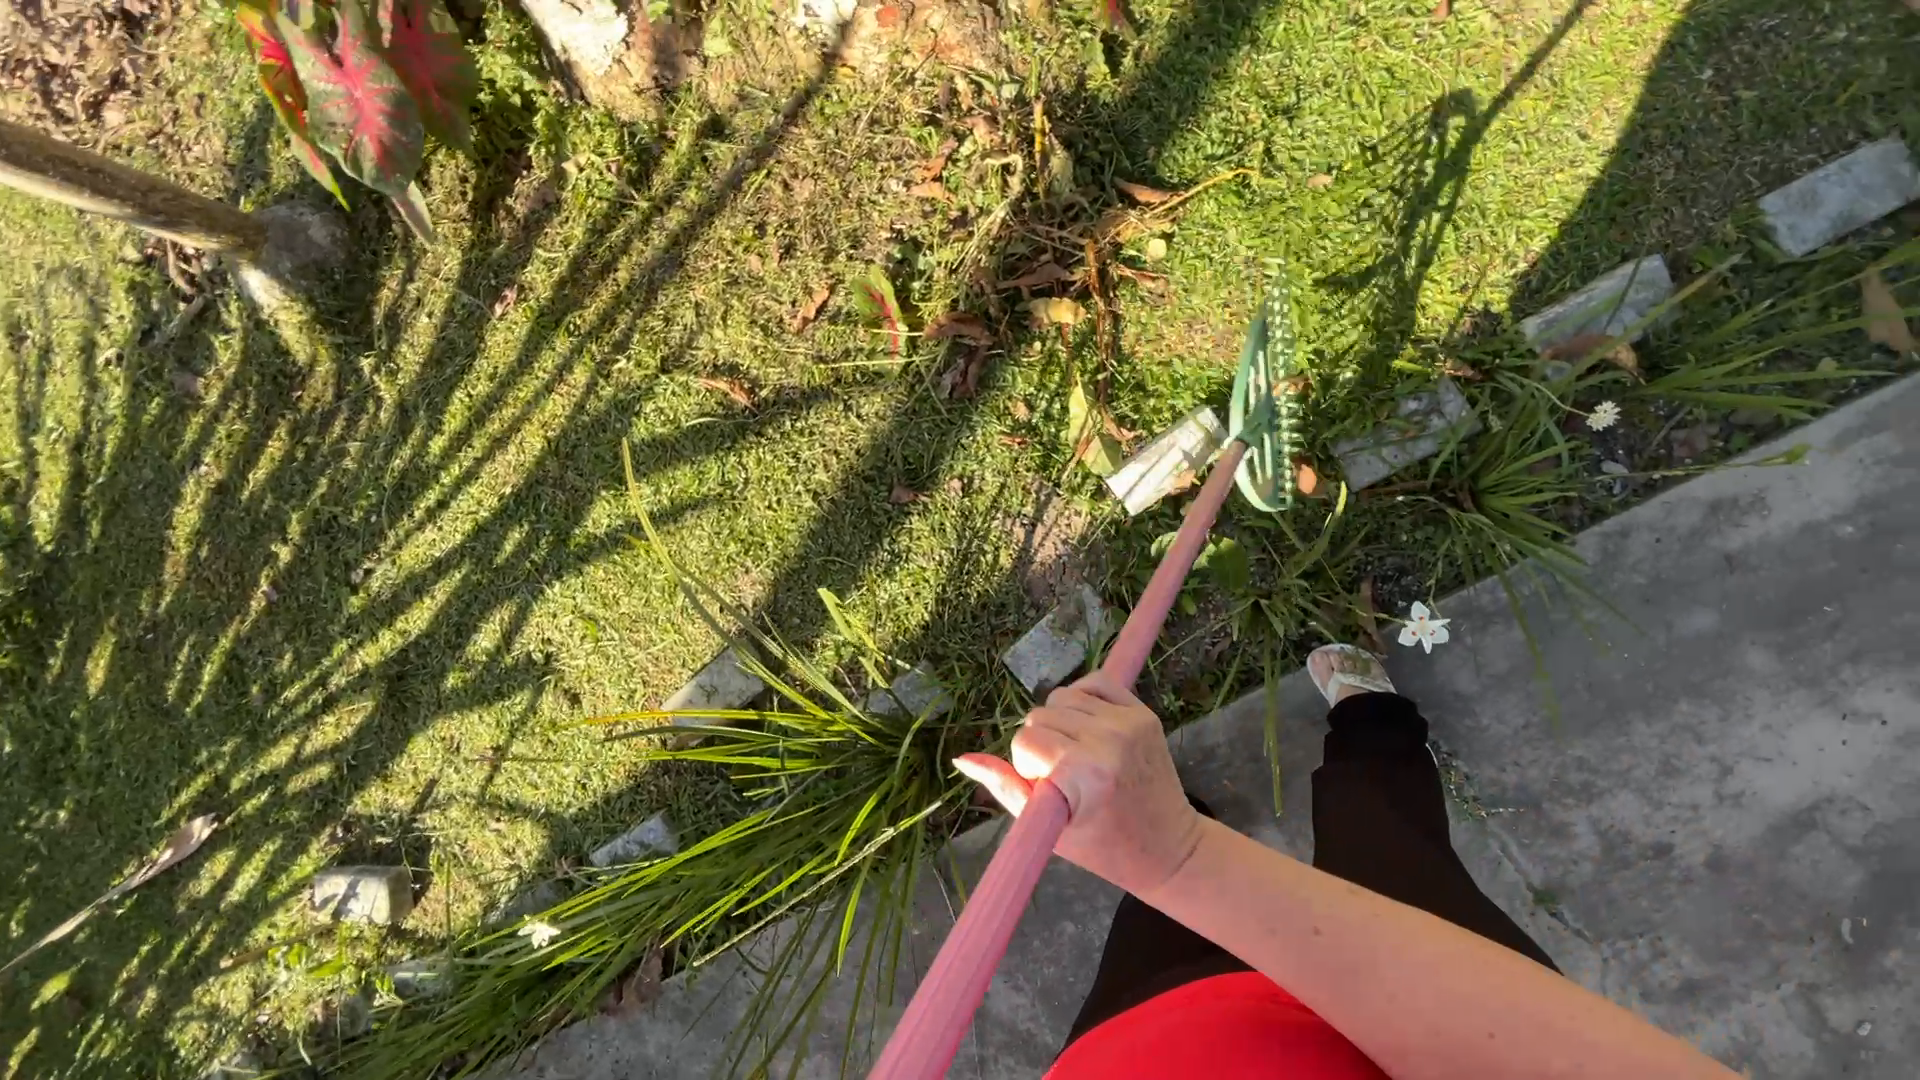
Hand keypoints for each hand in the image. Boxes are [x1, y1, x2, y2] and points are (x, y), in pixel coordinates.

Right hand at [954, 671, 1204, 896]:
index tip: (1050, 790)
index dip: (1028, 766)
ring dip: (1060, 721)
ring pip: (1062, 696)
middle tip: (1064, 775)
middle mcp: (1107, 739)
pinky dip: (1082, 698)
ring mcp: (1128, 722)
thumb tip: (962, 758)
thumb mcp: (1046, 827)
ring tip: (1075, 752)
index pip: (1024, 740)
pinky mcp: (1143, 712)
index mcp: (1082, 772)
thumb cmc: (1103, 848)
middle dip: (1042, 743)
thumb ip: (1005, 787)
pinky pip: (1094, 682)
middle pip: (1040, 714)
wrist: (1168, 848)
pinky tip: (1087, 726)